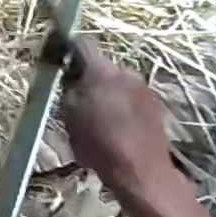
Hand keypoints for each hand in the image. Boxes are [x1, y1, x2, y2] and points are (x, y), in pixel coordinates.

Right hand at [61, 43, 189, 215]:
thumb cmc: (99, 145)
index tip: (59, 60)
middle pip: (100, 66)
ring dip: (106, 92)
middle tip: (77, 98)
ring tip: (98, 117)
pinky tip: (116, 127)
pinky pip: (130, 96)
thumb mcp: (70, 117)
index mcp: (101, 70)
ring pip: (116, 82)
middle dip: (88, 77)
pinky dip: (121, 105)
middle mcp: (125, 71)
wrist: (142, 172)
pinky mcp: (155, 104)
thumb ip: (69, 90)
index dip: (68, 49)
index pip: (82, 44)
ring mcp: (143, 87)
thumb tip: (70, 77)